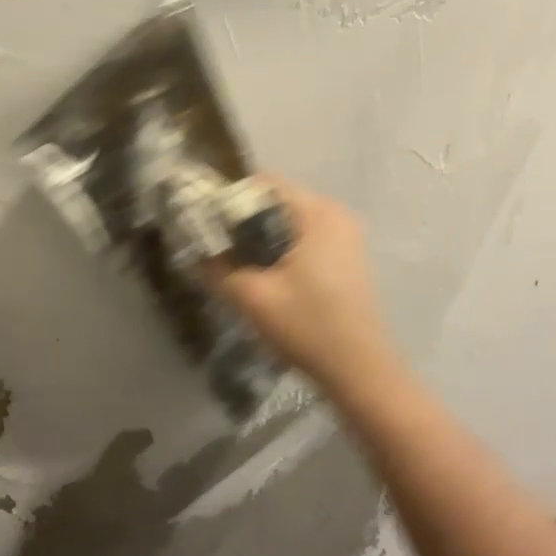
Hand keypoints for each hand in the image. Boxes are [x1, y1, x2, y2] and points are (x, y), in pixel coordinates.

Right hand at [207, 176, 401, 389]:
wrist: (360, 371)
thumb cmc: (308, 327)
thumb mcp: (254, 298)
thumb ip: (218, 270)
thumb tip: (195, 255)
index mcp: (318, 213)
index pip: (264, 184)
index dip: (229, 199)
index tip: (204, 223)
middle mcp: (336, 215)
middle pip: (277, 202)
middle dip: (243, 221)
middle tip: (213, 246)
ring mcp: (346, 237)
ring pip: (290, 223)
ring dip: (260, 238)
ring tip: (233, 263)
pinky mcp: (347, 259)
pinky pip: (305, 240)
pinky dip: (281, 250)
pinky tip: (262, 276)